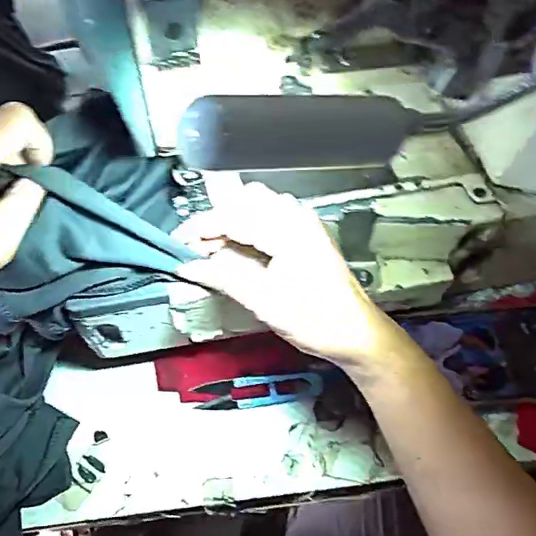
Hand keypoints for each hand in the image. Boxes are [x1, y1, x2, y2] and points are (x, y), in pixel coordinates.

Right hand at [175, 184, 413, 374]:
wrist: (357, 334)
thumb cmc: (318, 320)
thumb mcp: (262, 301)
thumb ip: (222, 276)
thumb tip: (189, 266)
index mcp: (287, 229)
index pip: (232, 215)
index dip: (199, 228)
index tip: (178, 244)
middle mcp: (297, 217)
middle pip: (242, 201)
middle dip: (214, 222)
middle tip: (195, 250)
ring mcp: (303, 224)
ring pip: (254, 206)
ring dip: (229, 224)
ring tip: (213, 252)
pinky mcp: (305, 235)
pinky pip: (267, 218)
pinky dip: (246, 229)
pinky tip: (236, 252)